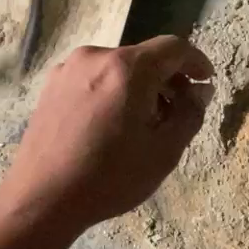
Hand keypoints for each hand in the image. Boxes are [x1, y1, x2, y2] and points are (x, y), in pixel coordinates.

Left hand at [0, 35, 213, 236]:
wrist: (41, 200)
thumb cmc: (110, 178)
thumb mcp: (164, 151)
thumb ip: (190, 114)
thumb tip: (201, 91)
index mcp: (128, 69)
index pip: (173, 48)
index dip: (196, 61)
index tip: (206, 81)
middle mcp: (97, 57)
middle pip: (146, 57)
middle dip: (168, 80)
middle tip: (179, 112)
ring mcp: (70, 69)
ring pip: (120, 67)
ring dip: (142, 86)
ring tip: (146, 123)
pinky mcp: (53, 85)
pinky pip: (97, 77)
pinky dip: (116, 91)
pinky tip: (115, 124)